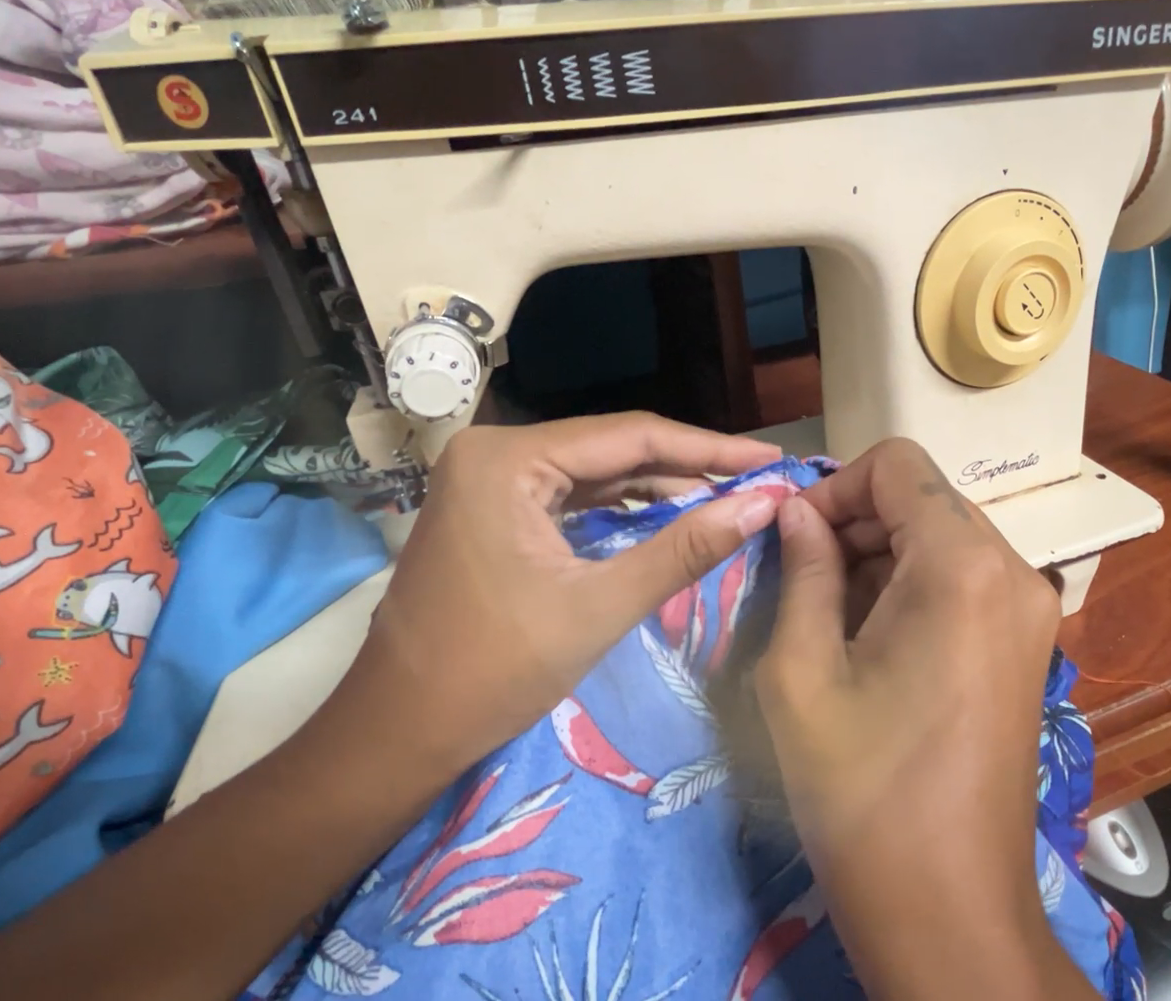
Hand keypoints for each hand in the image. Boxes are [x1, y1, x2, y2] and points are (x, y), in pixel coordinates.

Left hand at [329, 413, 781, 783]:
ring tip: (729, 498)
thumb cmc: (492, 671)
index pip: (632, 437)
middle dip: (690, 468)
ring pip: (597, 472)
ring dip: (661, 487)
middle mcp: (495, 452)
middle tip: (759, 481)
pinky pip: (574, 496)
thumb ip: (684, 550)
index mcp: (508, 459)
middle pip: (614, 448)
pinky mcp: (493, 510)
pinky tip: (671, 516)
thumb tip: (763, 505)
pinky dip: (624, 508)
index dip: (711, 450)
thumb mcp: (599, 606)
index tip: (772, 461)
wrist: (398, 734)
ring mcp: (489, 480)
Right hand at [754, 439, 1089, 997]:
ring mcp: (1031, 610)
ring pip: (944, 539)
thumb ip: (801, 571)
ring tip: (831, 621)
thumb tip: (796, 511)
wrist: (948, 906)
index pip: (897, 465)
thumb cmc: (861, 789)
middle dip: (856, 524)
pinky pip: (966, 581)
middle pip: (924, 500)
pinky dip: (915, 588)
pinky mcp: (1029, 646)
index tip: (792, 540)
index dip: (835, 487)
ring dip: (882, 559)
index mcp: (962, 565)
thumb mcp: (801, 673)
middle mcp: (1013, 571)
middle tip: (800, 581)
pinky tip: (874, 645)